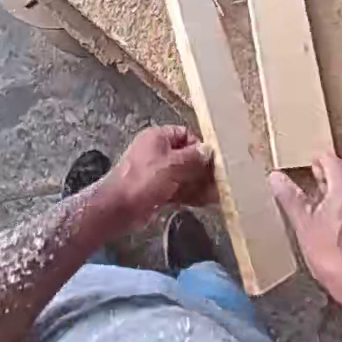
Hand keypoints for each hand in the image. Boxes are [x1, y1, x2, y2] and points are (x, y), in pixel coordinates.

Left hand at [100, 125, 214, 223]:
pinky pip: (178, 189)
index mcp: (157, 137)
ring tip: (218, 193)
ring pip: (183, 175)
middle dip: (203, 168)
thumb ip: (193, 157)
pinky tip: (206, 201)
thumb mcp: (173, 164)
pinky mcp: (156, 190)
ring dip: (199, 183)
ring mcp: (156, 172)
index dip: (200, 145)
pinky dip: (190, 194)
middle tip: (221, 179)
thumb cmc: (145, 179)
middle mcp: (157, 151)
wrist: (120, 207)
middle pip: (186, 156)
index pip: (185, 134)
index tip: (215, 159)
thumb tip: (208, 149)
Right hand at [270, 153, 341, 308]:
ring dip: (341, 189)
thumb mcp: (304, 226)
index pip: (333, 161)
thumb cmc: (334, 256)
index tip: (306, 163)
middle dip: (330, 172)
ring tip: (322, 198)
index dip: (318, 159)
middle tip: (313, 176)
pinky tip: (338, 222)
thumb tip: (275, 176)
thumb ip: (291, 198)